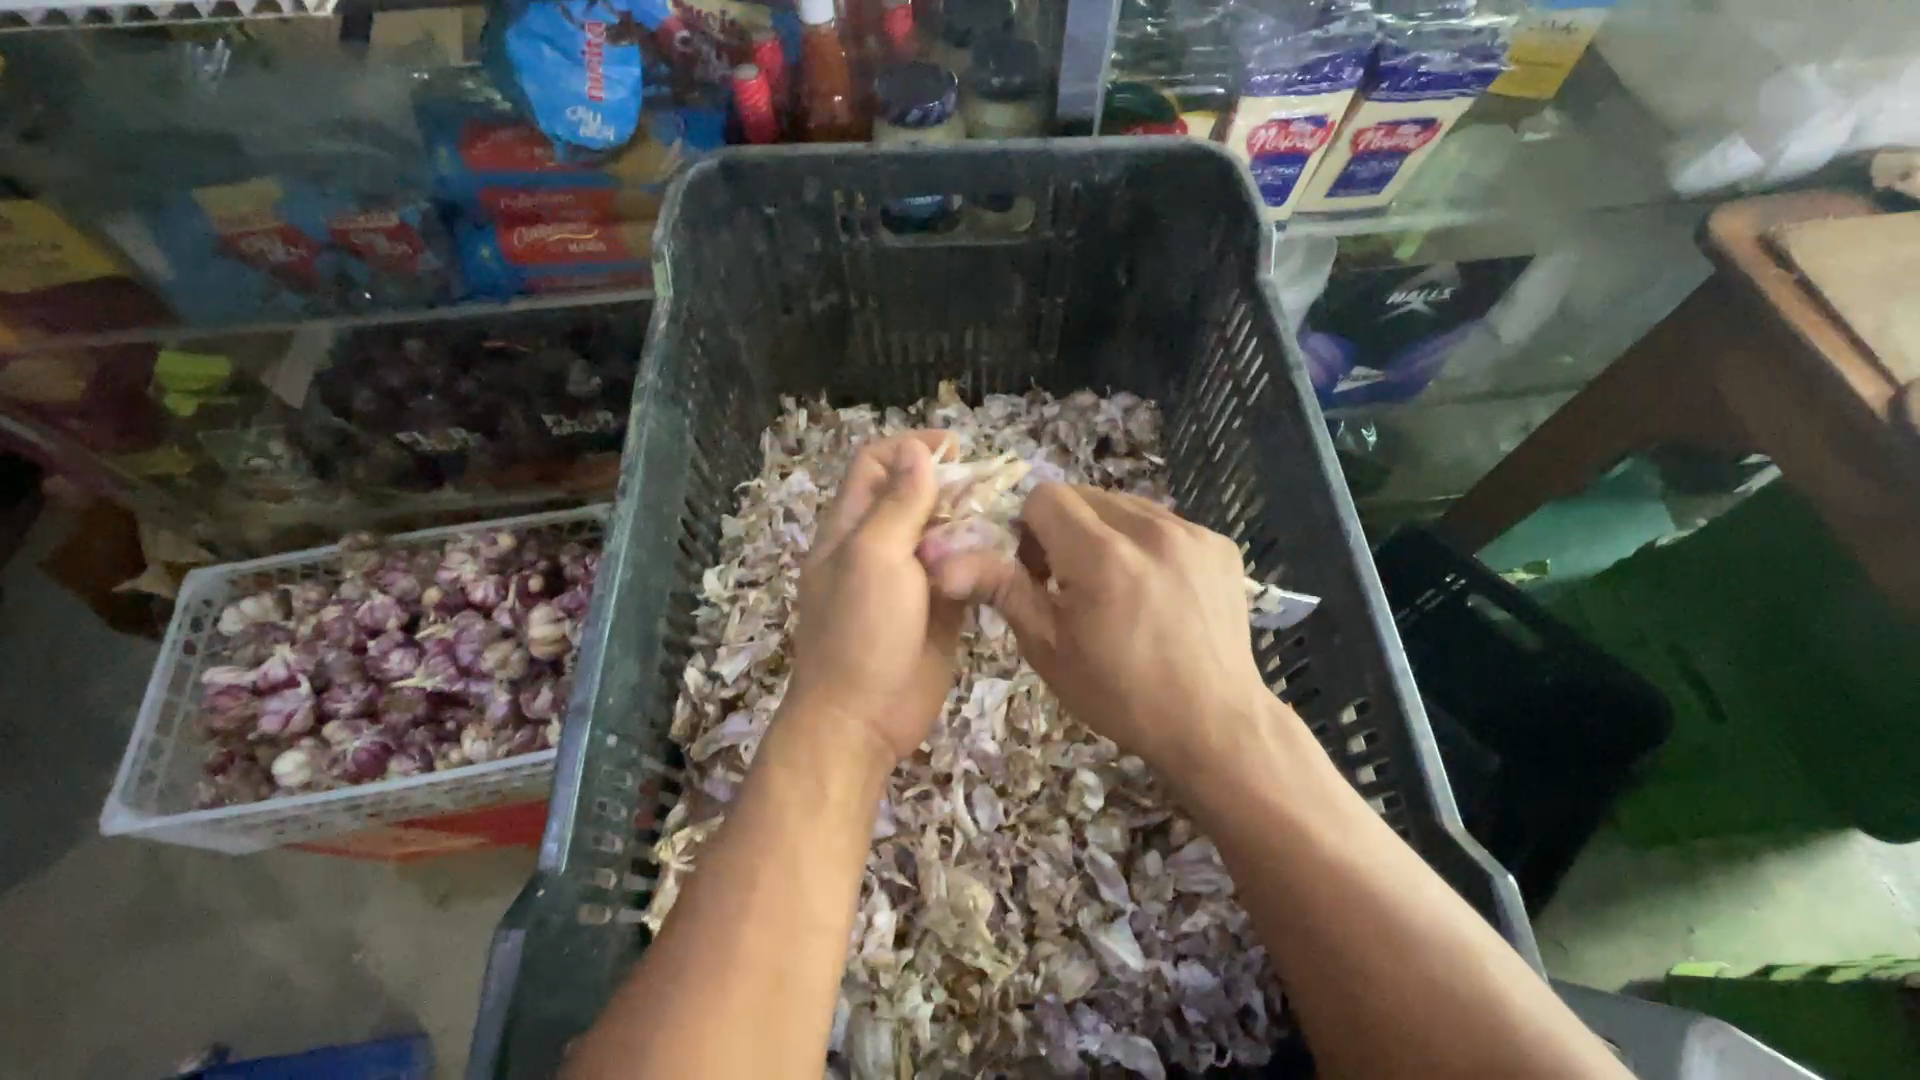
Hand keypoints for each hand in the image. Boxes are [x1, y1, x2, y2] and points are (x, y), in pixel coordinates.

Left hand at [786, 430, 965, 762]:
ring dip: (969, 522)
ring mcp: (909, 580)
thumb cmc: (860, 631)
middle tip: (988, 488)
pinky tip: (1001, 558)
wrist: (862, 718)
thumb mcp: (874, 557)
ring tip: (998, 522)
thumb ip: (898, 504)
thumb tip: (917, 451)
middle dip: (950, 484)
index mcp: (850, 527)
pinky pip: (961, 571)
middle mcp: (877, 546)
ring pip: (943, 532)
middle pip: (914, 495)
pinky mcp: (938, 609)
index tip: (956, 448)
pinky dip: (979, 559)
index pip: (876, 465)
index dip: (911, 448)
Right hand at [923, 483, 1290, 777]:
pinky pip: (1165, 523)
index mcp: (1102, 555)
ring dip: (1105, 533)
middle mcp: (1151, 530)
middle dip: (1065, 529)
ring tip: (1114, 588)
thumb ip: (1000, 587)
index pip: (1045, 496)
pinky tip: (1153, 591)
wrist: (1212, 724)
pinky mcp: (1219, 544)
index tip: (1036, 572)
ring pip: (1125, 505)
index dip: (1028, 529)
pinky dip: (1146, 544)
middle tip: (1070, 583)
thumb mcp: (1048, 647)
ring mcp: (1192, 534)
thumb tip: (938, 559)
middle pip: (1084, 496)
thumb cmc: (1120, 694)